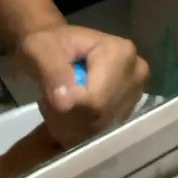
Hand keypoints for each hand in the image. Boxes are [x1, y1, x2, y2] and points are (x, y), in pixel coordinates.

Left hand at [13, 25, 148, 147]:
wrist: (56, 46)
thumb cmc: (48, 44)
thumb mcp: (41, 50)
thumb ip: (53, 73)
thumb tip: (65, 103)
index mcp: (121, 53)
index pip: (96, 100)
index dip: (67, 108)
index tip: (46, 98)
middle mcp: (136, 73)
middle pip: (100, 117)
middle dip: (68, 118)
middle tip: (49, 101)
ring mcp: (136, 92)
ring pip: (100, 128)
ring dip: (71, 126)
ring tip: (59, 104)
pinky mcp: (129, 107)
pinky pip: (101, 133)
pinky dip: (79, 130)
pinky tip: (70, 113)